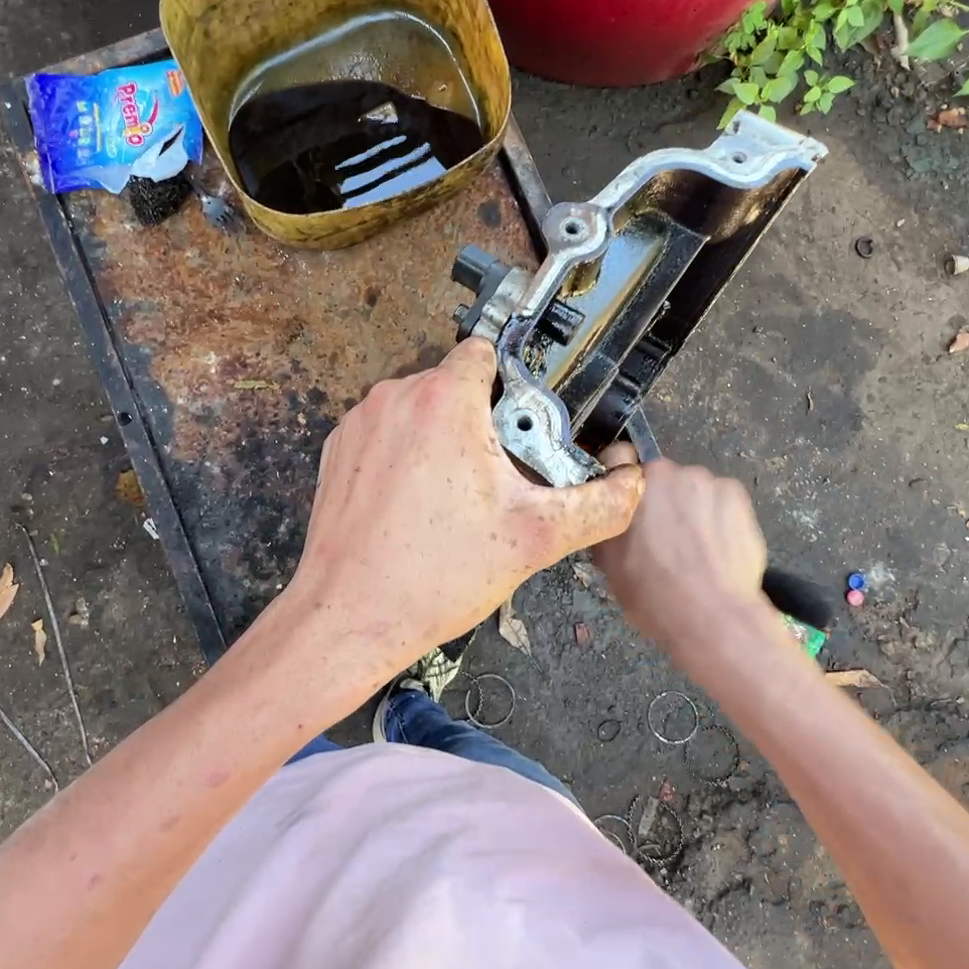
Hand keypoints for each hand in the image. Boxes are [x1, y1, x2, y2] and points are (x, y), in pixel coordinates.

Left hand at [279, 339, 644, 684]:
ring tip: (451, 499)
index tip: (518, 428)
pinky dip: (402, 456)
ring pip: (417, 409)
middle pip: (453, 384)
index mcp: (444, 400)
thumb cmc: (436, 575)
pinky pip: (384, 434)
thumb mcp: (536, 538)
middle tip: (492, 478)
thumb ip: (598, 504)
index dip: (510, 388)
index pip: (486, 354)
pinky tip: (414, 506)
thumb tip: (630, 486)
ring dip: (439, 438)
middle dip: (478, 420)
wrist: (350, 615)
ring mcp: (359, 423)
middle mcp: (395, 397)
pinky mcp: (337, 451)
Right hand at [591, 449, 775, 652]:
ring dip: (690, 509)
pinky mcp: (738, 497)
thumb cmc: (653, 592)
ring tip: (694, 548)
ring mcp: (708, 481)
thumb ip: (607, 530)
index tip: (626, 507)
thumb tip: (610, 524)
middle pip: (660, 480)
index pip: (618, 462)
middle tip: (660, 538)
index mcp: (632, 484)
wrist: (711, 616)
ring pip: (693, 491)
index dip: (621, 487)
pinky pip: (721, 501)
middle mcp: (670, 471)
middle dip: (659, 502)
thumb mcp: (609, 565)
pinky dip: (718, 517)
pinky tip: (716, 548)